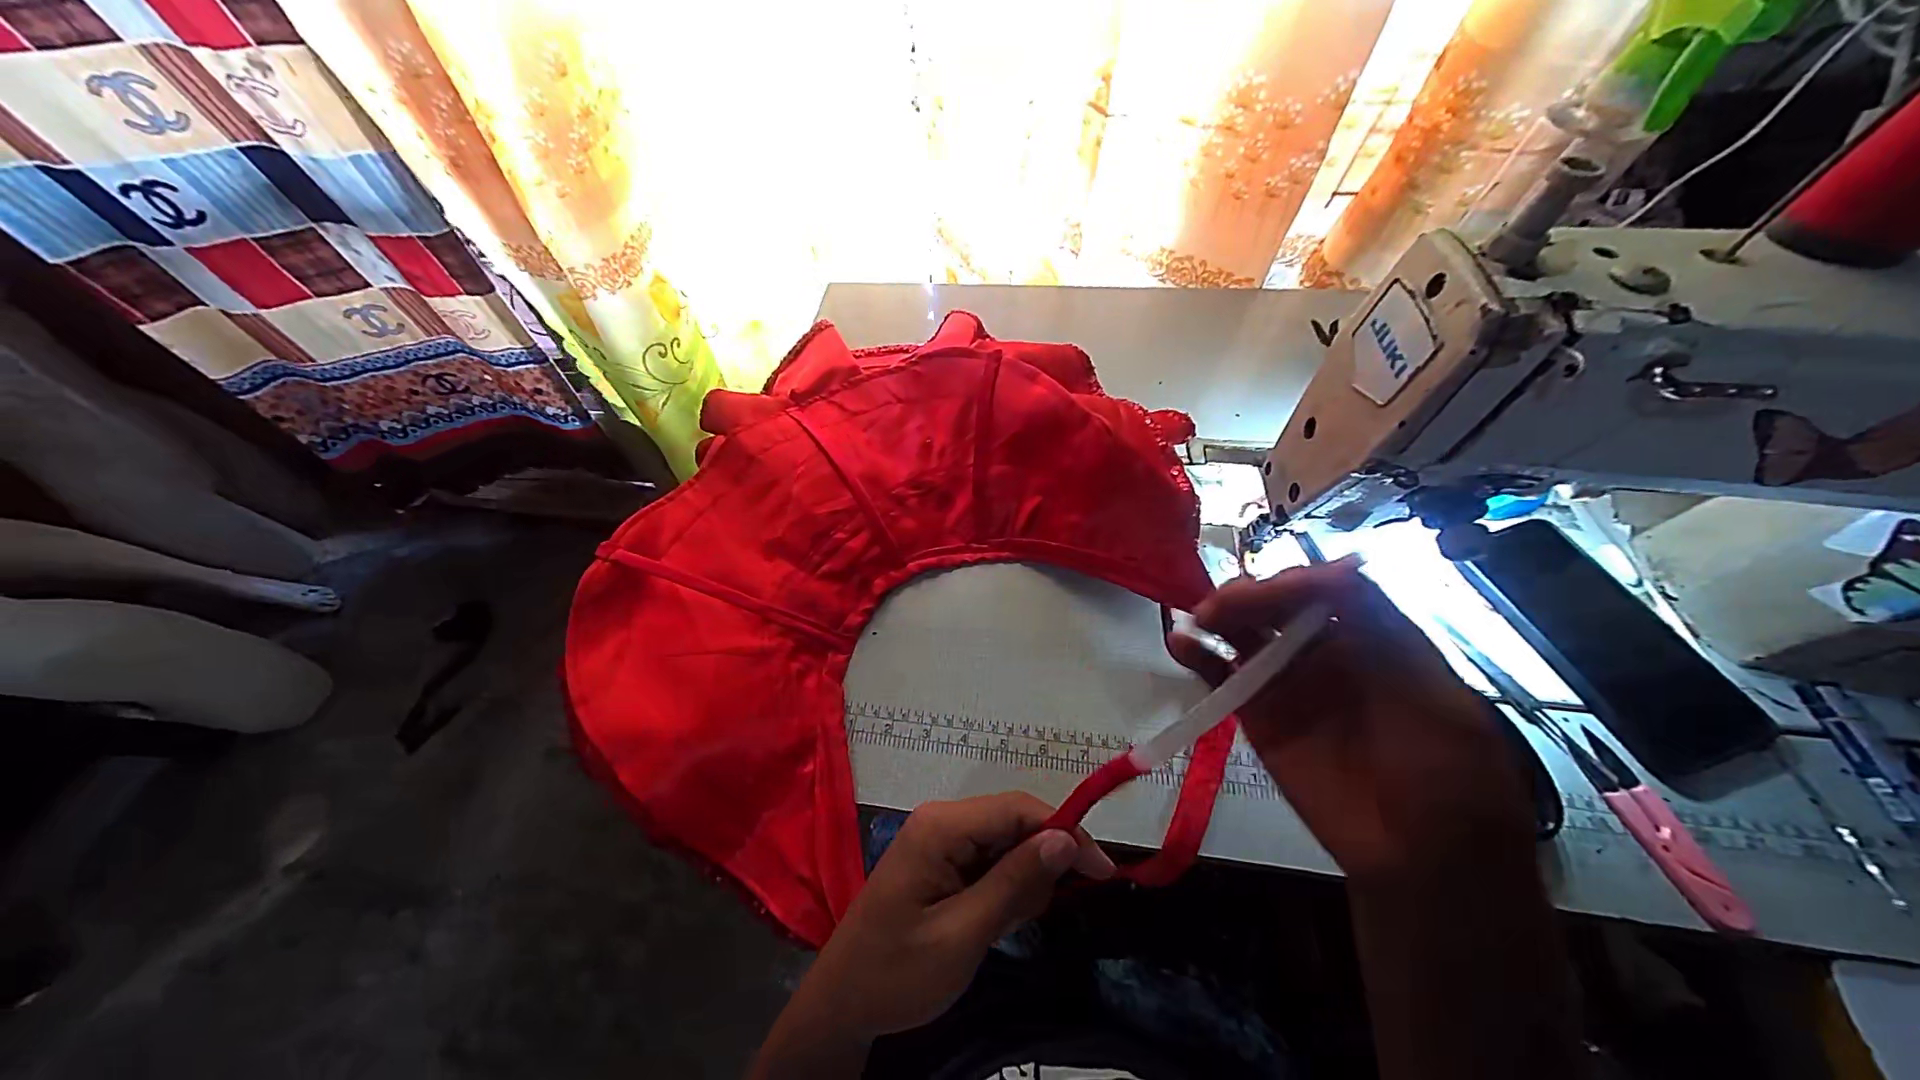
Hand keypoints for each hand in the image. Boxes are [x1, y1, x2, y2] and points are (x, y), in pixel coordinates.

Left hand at [750, 794, 1112, 1077]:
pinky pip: (989, 860)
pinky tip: (993, 921)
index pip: (1019, 808)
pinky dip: (1005, 888)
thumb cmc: (897, 973)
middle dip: (1042, 862)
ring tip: (1005, 926)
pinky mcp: (940, 860)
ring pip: (1006, 842)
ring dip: (1023, 880)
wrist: (841, 1004)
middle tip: (1044, 914)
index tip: (1103, 872)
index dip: (1066, 832)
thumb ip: (1015, 884)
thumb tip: (1066, 840)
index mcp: (941, 826)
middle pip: (1014, 821)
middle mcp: (941, 820)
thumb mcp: (962, 934)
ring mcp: (939, 839)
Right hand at [1168, 557, 1535, 886]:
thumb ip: (1382, 638)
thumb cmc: (1448, 779)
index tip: (1274, 590)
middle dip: (1254, 594)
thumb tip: (1337, 573)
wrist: (1423, 860)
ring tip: (1200, 617)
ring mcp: (1291, 681)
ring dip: (1221, 613)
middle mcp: (1329, 650)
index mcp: (1378, 638)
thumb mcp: (1435, 702)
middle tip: (1223, 606)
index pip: (1332, 588)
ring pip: (1248, 630)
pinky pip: (1223, 674)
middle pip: (1283, 602)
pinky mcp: (1259, 714)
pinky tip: (1180, 642)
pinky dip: (1198, 655)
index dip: (1301, 580)